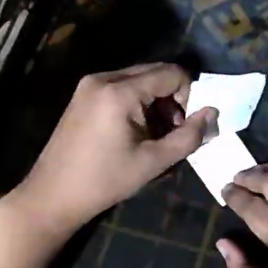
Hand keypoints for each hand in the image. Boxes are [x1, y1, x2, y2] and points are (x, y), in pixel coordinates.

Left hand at [15, 63, 216, 234]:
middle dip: (173, 98)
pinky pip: (122, 87)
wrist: (53, 195)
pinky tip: (135, 132)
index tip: (186, 125)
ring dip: (156, 101)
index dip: (189, 95)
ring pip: (139, 79)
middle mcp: (104, 78)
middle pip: (155, 72)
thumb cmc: (105, 181)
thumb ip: (189, 136)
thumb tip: (213, 113)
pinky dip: (137, 102)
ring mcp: (89, 84)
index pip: (172, 73)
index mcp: (120, 91)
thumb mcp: (154, 162)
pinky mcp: (83, 94)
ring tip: (155, 135)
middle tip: (173, 131)